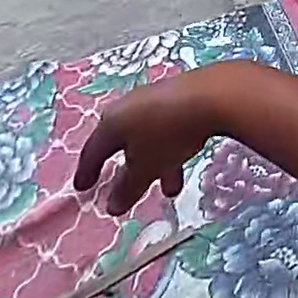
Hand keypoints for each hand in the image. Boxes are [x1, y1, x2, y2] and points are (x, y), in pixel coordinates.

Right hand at [72, 62, 247, 214]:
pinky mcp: (182, 91)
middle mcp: (130, 104)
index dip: (88, 171)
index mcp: (113, 121)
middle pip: (123, 139)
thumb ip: (128, 188)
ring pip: (150, 134)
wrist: (213, 93)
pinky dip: (171, 143)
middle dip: (128, 166)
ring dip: (158, 161)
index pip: (93, 150)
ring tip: (172, 188)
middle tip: (127, 186)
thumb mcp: (146, 167)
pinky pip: (169, 123)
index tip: (83, 187)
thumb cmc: (169, 133)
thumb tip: (112, 205)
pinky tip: (186, 152)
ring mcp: (157, 95)